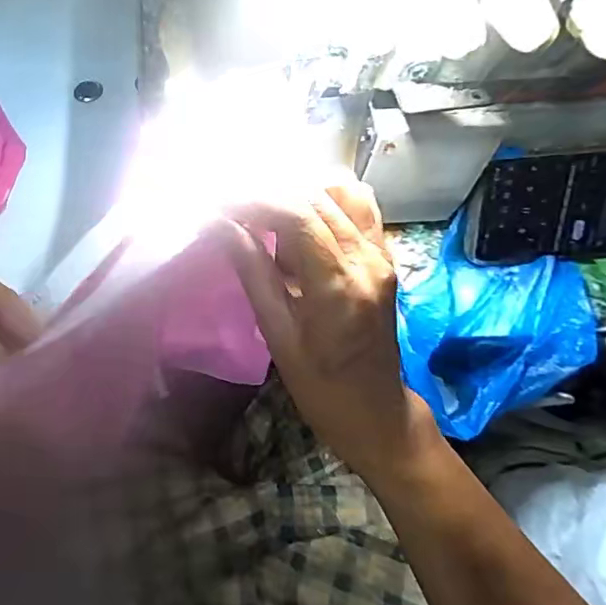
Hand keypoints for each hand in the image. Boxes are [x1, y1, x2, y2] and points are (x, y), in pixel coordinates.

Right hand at [221, 183, 425, 465]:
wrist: (375, 410)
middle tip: (231, 206)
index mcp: (338, 284)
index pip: (296, 217)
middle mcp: (367, 260)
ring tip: (262, 213)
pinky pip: (358, 209)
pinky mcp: (384, 257)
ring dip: (296, 195)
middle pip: (316, 200)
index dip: (254, 202)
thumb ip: (254, 274)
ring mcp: (381, 256)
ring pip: (339, 196)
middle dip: (269, 194)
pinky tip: (297, 219)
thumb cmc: (319, 384)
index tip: (220, 205)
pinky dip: (323, 202)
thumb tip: (223, 228)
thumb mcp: (277, 334)